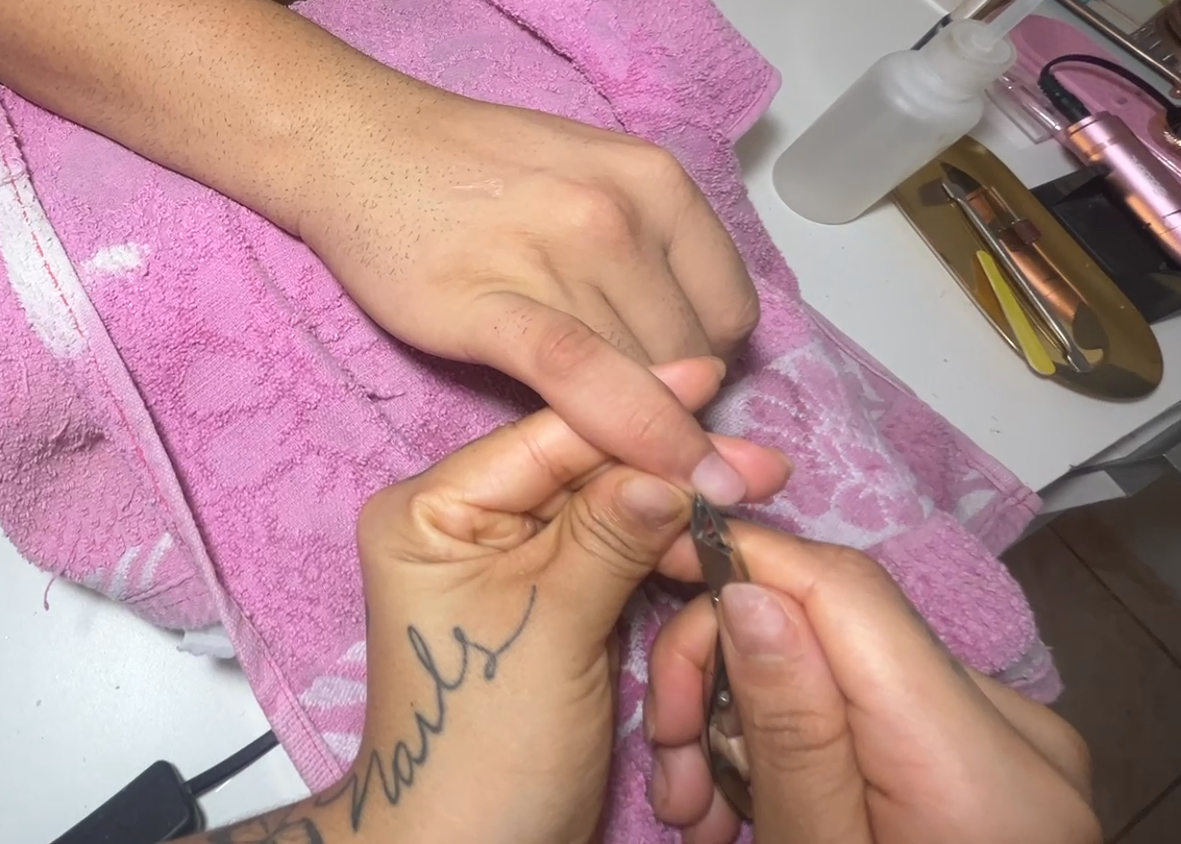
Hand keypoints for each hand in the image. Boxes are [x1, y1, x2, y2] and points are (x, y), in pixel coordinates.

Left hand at [199, 359, 786, 843]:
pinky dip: (649, 537)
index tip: (704, 383)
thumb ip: (606, 536)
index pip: (535, 443)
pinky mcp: (530, 586)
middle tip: (753, 454)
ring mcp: (493, 550)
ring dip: (662, 497)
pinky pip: (594, 544)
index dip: (622, 416)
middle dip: (654, 460)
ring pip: (587, 504)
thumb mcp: (547, 627)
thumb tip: (673, 465)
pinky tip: (705, 518)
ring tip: (749, 480)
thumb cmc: (485, 741)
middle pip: (564, 468)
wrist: (466, 842)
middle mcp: (453, 516)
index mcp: (426, 509)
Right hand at [298, 97, 760, 507]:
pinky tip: (641, 466)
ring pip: (643, 374)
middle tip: (616, 407)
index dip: (707, 366)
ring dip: (632, 416)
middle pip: (689, 351)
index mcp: (654, 180)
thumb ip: (634, 238)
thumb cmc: (460, 162)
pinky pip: (581, 378)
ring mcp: (558, 259)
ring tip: (583, 413)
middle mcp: (621, 216)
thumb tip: (663, 323)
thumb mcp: (576, 172)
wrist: (360, 149)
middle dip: (668, 397)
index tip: (668, 387)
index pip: (728, 309)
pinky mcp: (492, 306)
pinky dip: (624, 429)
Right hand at [644, 523, 1097, 842]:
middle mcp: (1007, 726)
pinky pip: (846, 694)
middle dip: (714, 664)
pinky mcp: (964, 750)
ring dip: (731, 707)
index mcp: (980, 761)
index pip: (839, 587)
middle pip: (817, 619)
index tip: (644, 570)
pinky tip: (737, 788)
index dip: (733, 555)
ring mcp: (992, 737)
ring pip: (818, 655)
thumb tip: (743, 589)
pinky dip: (777, 728)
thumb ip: (790, 725)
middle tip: (664, 750)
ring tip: (690, 796)